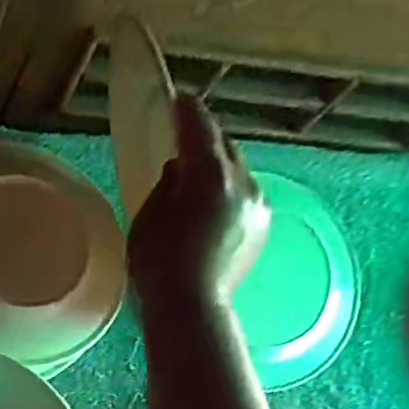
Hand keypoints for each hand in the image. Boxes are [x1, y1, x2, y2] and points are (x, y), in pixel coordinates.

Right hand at [127, 96, 271, 309]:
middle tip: (183, 144)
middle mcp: (243, 181)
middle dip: (205, 143)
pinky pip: (243, 199)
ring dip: (217, 173)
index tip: (176, 99)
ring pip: (237, 175)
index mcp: (209, 175)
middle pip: (225, 149)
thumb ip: (163, 187)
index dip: (185, 112)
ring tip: (194, 186)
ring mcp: (258, 206)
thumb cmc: (158, 266)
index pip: (198, 129)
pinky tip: (208, 215)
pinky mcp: (262, 229)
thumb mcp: (146, 222)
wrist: (191, 309)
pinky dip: (225, 197)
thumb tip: (177, 168)